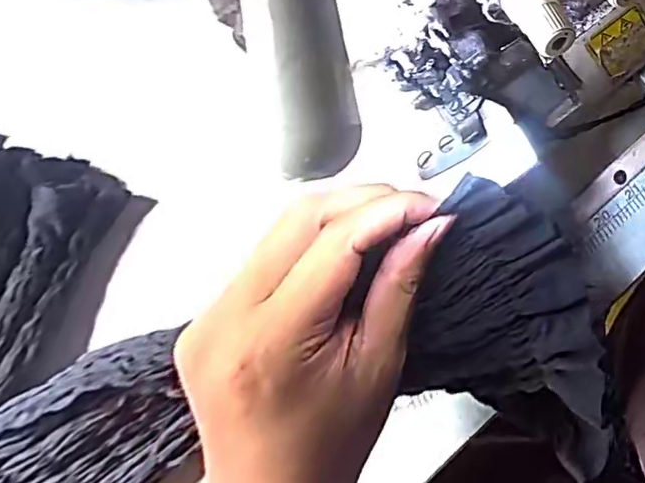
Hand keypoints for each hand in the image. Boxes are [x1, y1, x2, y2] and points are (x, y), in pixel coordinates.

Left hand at [175, 186, 453, 482]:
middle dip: (371, 199)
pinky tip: (354, 244)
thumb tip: (431, 225)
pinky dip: (323, 232)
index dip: (393, 210)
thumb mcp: (379, 361)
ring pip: (289, 221)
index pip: (336, 239)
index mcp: (268, 340)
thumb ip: (401, 283)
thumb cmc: (324, 445)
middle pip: (306, 215)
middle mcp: (226, 320)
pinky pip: (275, 244)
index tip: (433, 207)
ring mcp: (212, 313)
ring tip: (392, 223)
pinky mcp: (214, 310)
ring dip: (348, 210)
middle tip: (417, 208)